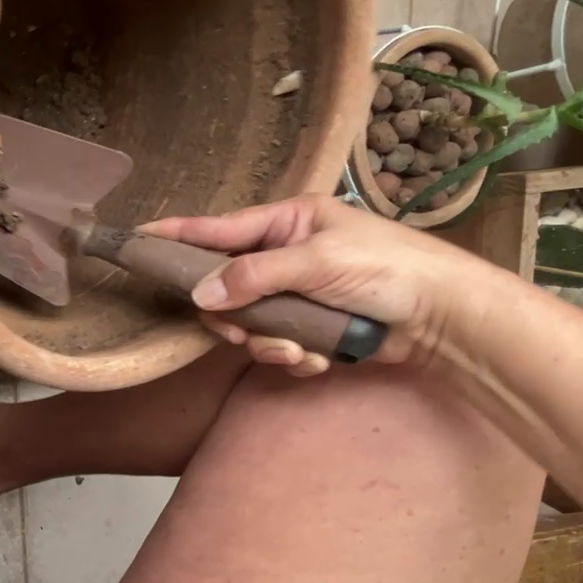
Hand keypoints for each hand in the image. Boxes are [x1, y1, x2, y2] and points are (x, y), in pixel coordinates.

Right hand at [140, 196, 508, 376]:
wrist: (445, 320)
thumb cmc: (389, 271)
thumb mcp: (318, 263)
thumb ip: (254, 275)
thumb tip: (200, 295)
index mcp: (287, 223)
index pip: (218, 228)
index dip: (177, 234)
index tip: (138, 237)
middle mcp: (283, 256)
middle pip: (223, 287)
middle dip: (233, 318)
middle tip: (241, 332)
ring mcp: (293, 294)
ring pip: (245, 324)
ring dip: (265, 343)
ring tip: (296, 350)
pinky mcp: (306, 327)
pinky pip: (272, 345)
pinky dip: (289, 357)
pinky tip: (315, 358)